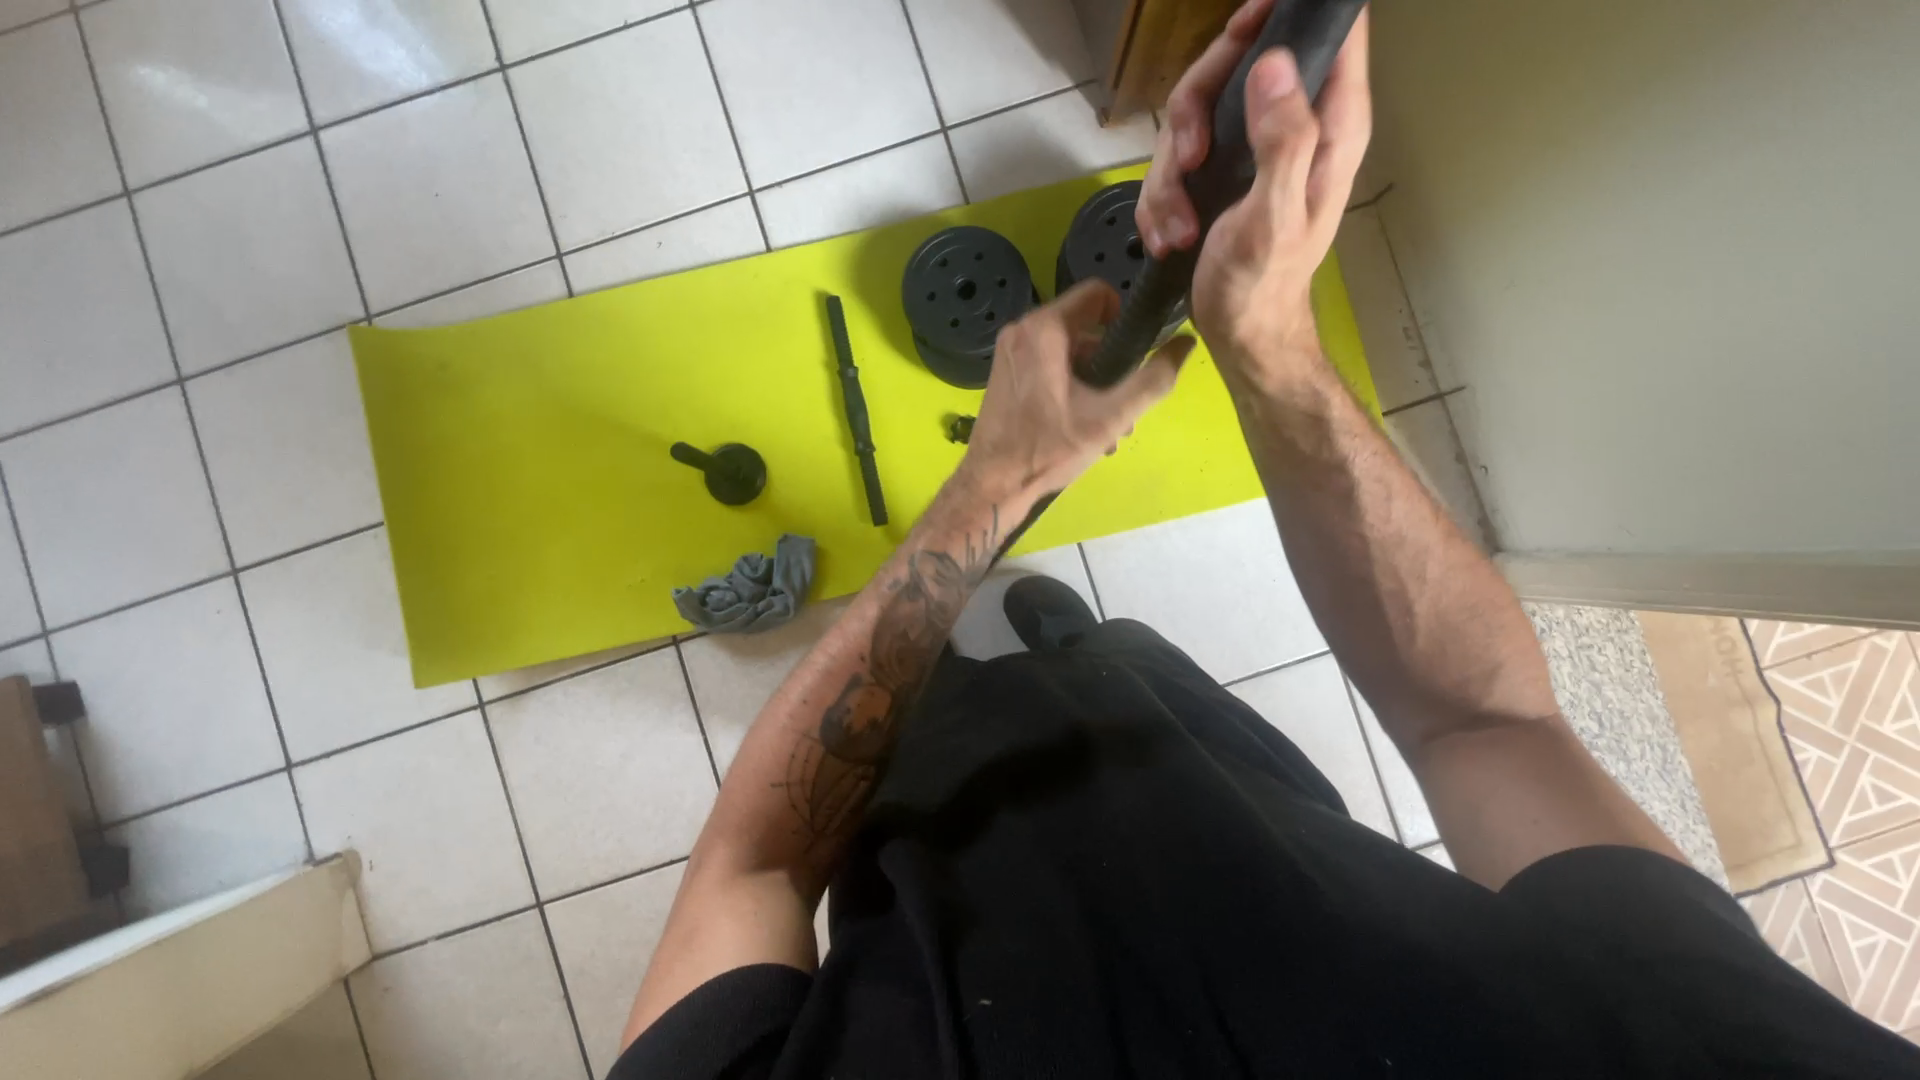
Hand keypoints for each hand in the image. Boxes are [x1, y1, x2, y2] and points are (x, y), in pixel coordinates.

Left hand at [958, 281, 1194, 502]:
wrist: (992, 485)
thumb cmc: (1048, 449)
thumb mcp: (1110, 417)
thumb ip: (1153, 379)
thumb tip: (1186, 343)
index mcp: (1044, 330)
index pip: (1097, 293)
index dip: (1125, 316)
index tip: (1137, 352)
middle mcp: (1021, 331)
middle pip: (1084, 327)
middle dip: (1111, 362)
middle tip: (1124, 402)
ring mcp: (1010, 354)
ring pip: (1068, 352)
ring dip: (1095, 383)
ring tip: (1109, 426)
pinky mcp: (1006, 375)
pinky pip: (1049, 367)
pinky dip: (1071, 387)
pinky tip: (1084, 427)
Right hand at [1137, 0, 1371, 386]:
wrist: (1239, 336)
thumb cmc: (1264, 286)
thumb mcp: (1275, 218)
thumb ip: (1283, 141)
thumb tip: (1272, 63)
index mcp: (1327, 126)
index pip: (1328, 34)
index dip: (1286, 13)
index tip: (1248, 19)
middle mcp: (1287, 127)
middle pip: (1231, 66)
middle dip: (1192, 116)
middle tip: (1188, 159)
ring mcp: (1244, 152)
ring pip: (1190, 119)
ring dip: (1169, 179)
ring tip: (1175, 230)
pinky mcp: (1212, 179)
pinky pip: (1172, 164)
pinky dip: (1160, 204)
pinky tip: (1167, 238)